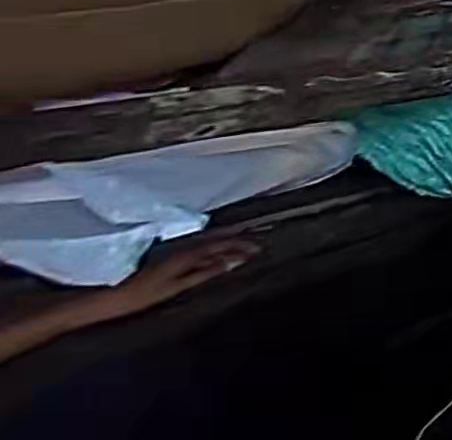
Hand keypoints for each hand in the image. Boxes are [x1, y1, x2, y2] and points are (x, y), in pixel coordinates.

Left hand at [76, 239, 258, 324]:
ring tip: (244, 243)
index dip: (245, 245)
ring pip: (211, 241)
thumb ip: (205, 273)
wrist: (99, 300)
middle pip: (220, 239)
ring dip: (229, 241)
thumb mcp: (174, 287)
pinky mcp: (169, 256)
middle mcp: (187, 247)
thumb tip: (235, 262)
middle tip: (259, 243)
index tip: (262, 248)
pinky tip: (218, 251)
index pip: (226, 244)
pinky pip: (201, 246)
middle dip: (241, 240)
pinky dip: (215, 246)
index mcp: (191, 253)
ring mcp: (176, 250)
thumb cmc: (138, 296)